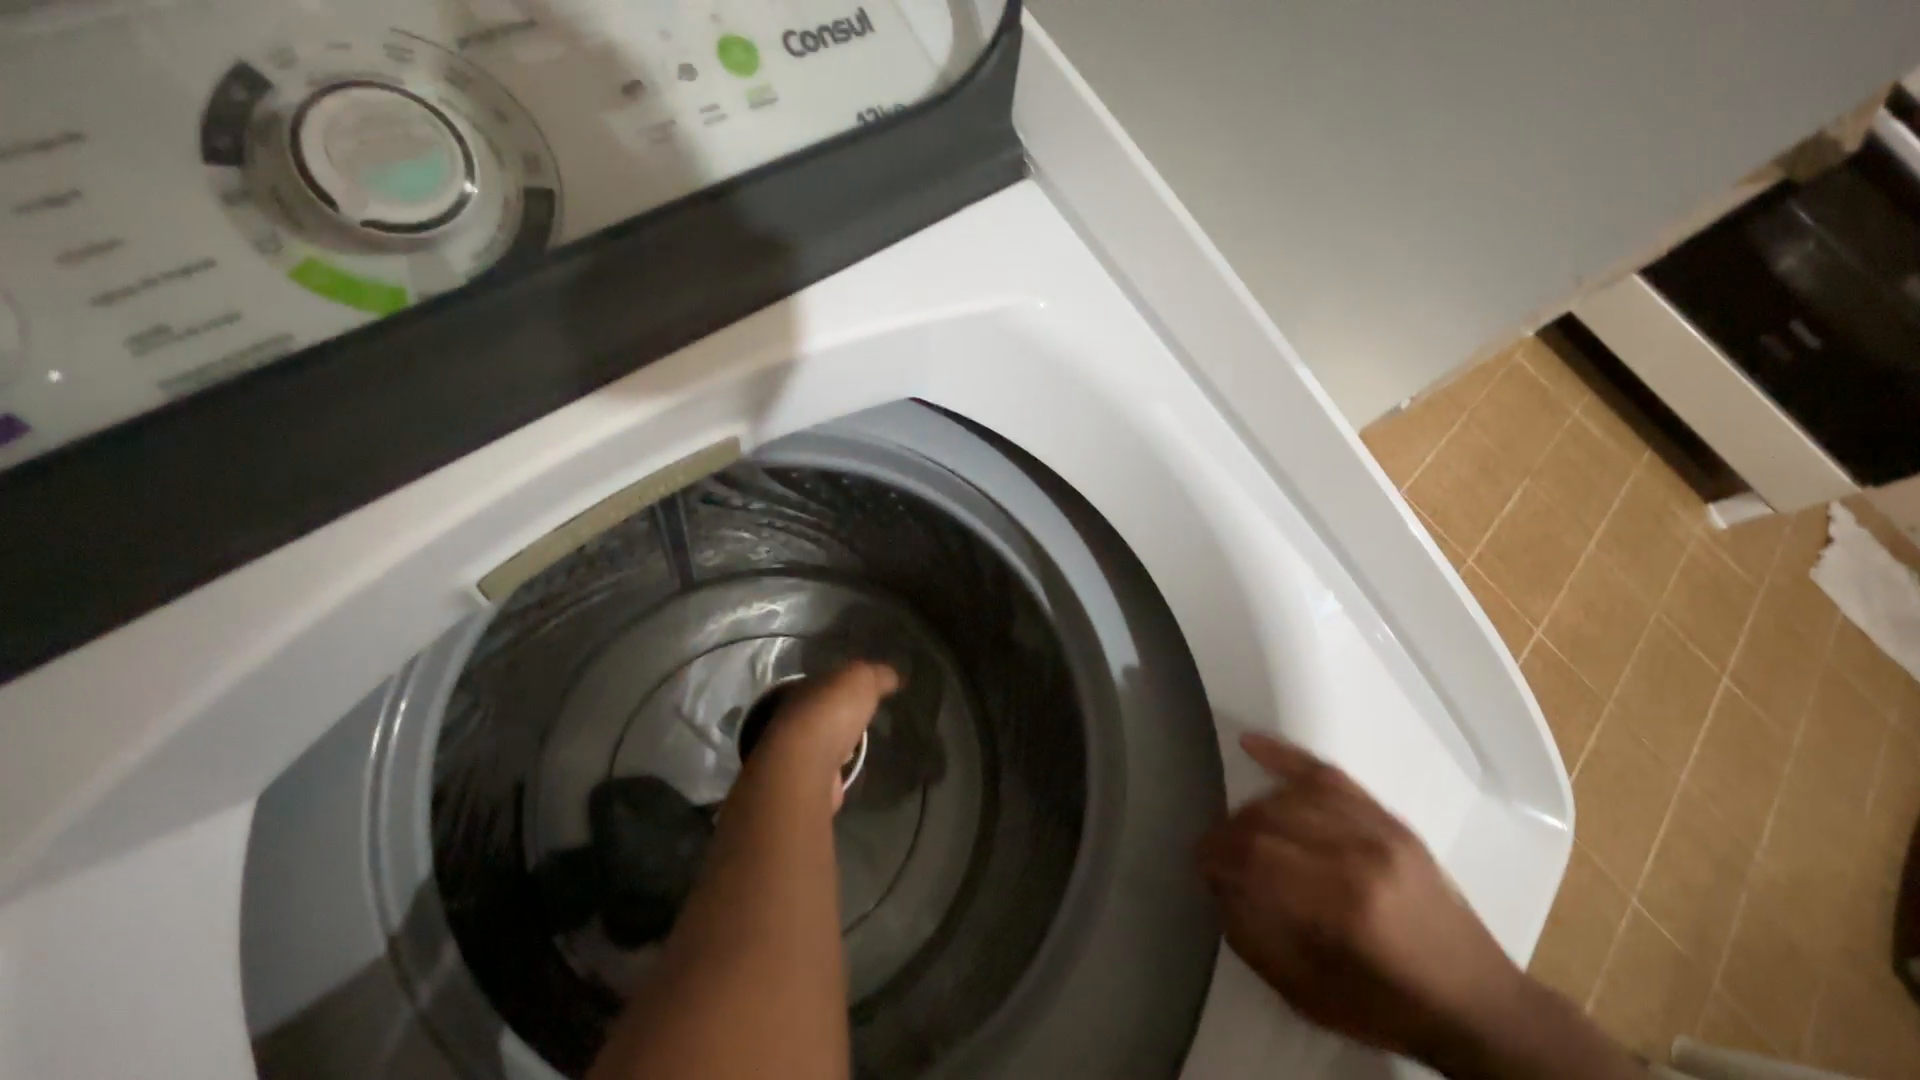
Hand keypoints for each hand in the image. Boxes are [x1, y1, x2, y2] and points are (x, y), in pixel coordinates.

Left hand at [760, 661, 899, 807]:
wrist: (810, 764)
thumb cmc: (832, 712)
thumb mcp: (861, 679)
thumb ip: (876, 675)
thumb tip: (892, 676)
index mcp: (800, 689)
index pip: (819, 682)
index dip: (838, 684)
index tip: (858, 690)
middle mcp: (791, 719)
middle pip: (818, 713)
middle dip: (837, 715)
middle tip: (860, 718)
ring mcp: (797, 752)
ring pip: (819, 742)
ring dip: (835, 744)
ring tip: (857, 746)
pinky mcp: (807, 780)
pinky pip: (825, 769)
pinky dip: (836, 768)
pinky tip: (850, 768)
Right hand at [1196, 734, 1527, 1065]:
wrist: (1476, 1002)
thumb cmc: (1387, 1006)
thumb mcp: (1307, 992)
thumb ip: (1252, 933)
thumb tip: (1219, 883)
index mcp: (1341, 904)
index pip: (1254, 855)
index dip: (1215, 854)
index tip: (1198, 863)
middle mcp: (1360, 854)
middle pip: (1269, 819)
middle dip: (1229, 832)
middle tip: (1213, 852)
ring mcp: (1379, 830)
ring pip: (1293, 794)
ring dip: (1253, 806)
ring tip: (1237, 827)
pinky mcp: (1391, 820)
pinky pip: (1330, 776)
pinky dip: (1287, 757)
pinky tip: (1253, 744)